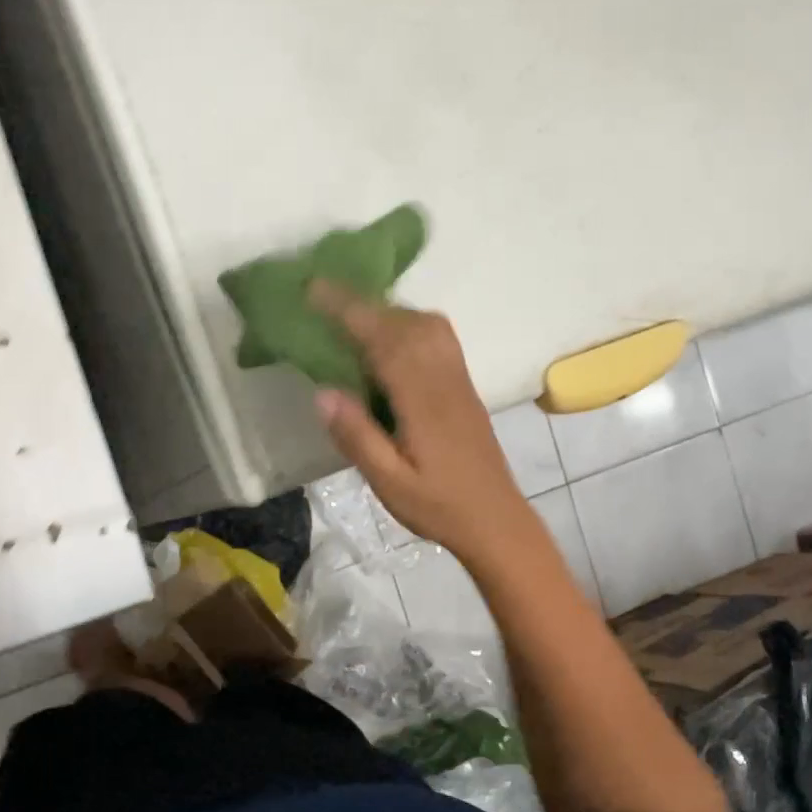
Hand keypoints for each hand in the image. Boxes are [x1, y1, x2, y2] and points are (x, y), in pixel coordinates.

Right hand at [311, 281, 534, 562]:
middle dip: (365, 306)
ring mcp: (460, 381)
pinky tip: (391, 346)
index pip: (384, 340)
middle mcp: (444, 379)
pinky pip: (439, 339)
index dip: (349, 311)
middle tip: (324, 303)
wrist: (496, 521)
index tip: (315, 290)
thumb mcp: (390, 482)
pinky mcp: (466, 388)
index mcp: (423, 400)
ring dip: (390, 314)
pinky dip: (411, 326)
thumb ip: (358, 437)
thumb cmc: (439, 507)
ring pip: (428, 325)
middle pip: (407, 322)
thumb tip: (322, 391)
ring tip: (354, 323)